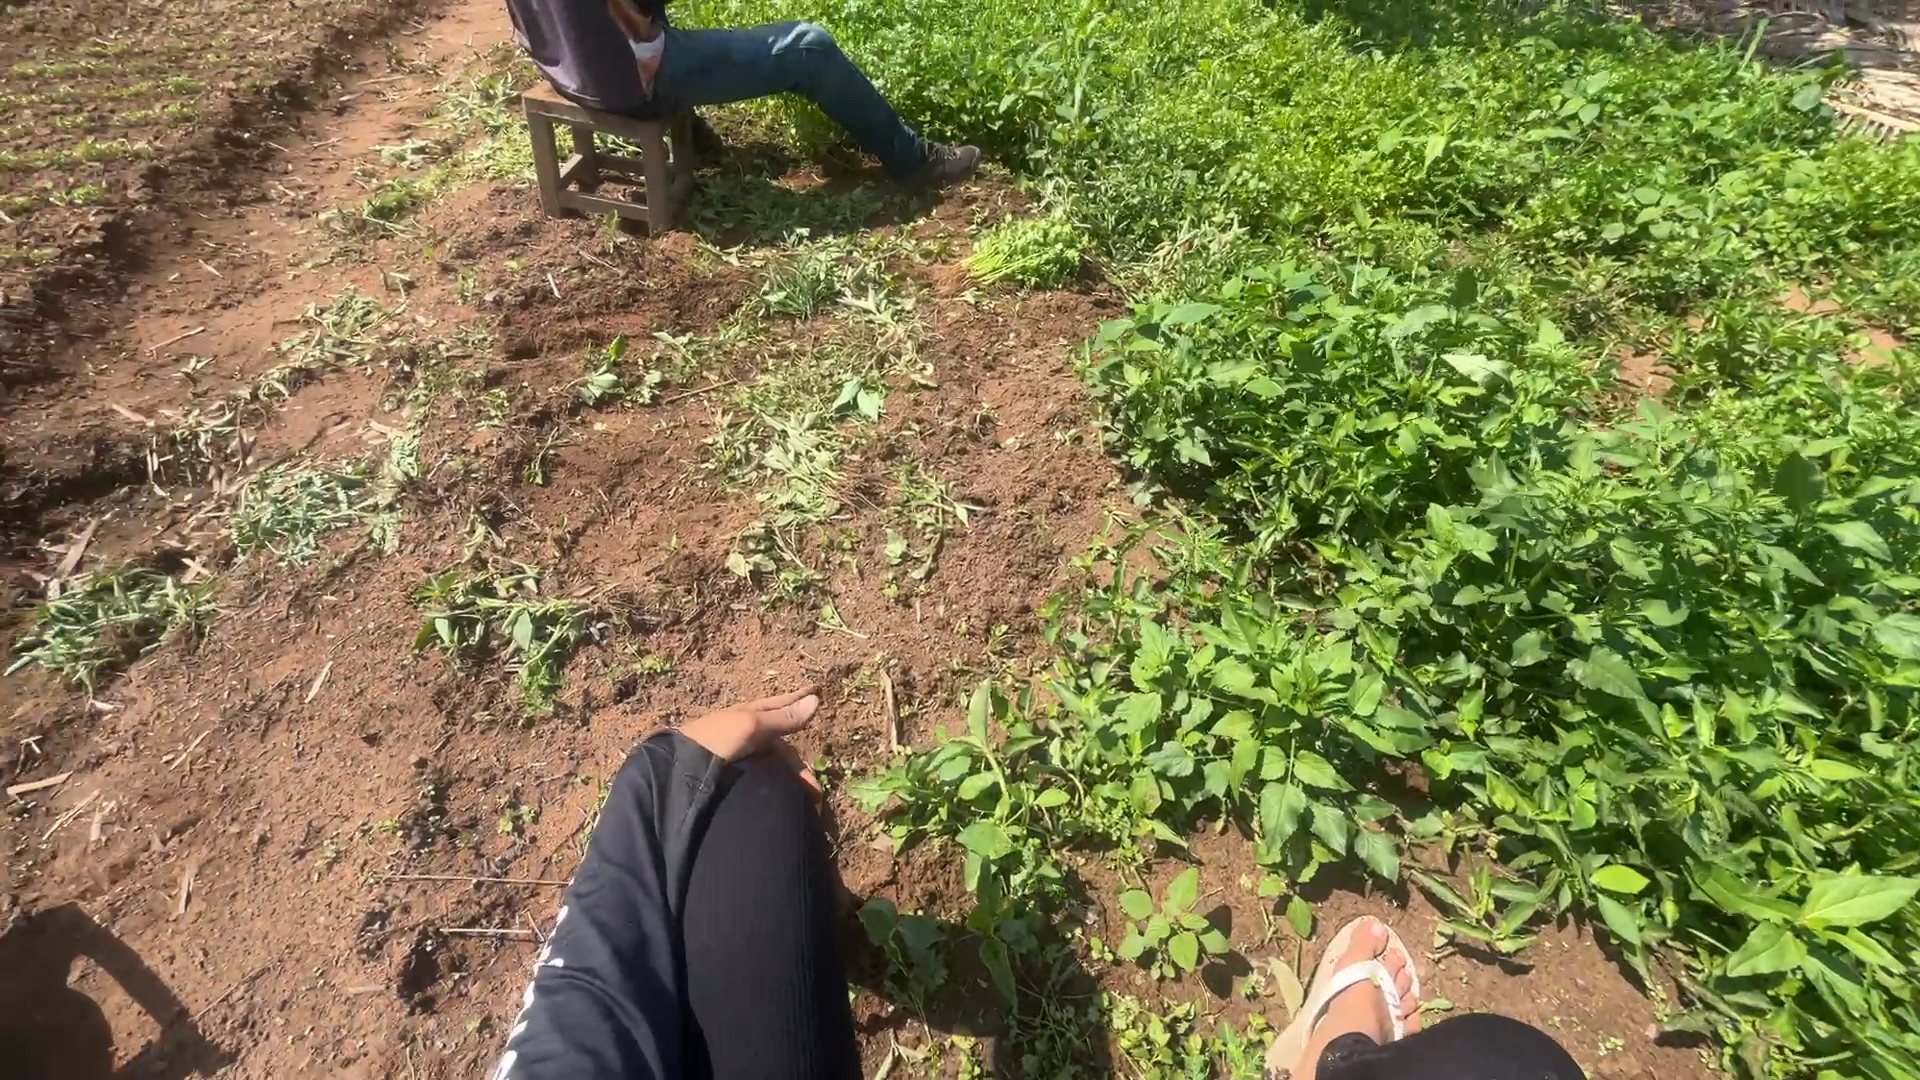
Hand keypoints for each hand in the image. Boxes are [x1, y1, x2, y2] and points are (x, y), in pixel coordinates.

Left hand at [677, 687, 819, 792]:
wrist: (678, 772)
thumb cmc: (715, 739)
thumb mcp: (752, 725)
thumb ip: (784, 717)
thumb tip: (817, 700)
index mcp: (749, 715)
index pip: (781, 706)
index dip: (798, 701)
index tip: (819, 694)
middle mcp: (745, 734)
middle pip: (780, 745)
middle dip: (798, 764)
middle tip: (813, 787)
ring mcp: (739, 758)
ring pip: (772, 766)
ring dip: (789, 780)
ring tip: (802, 800)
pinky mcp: (732, 779)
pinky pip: (762, 780)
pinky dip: (775, 788)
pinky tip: (783, 798)